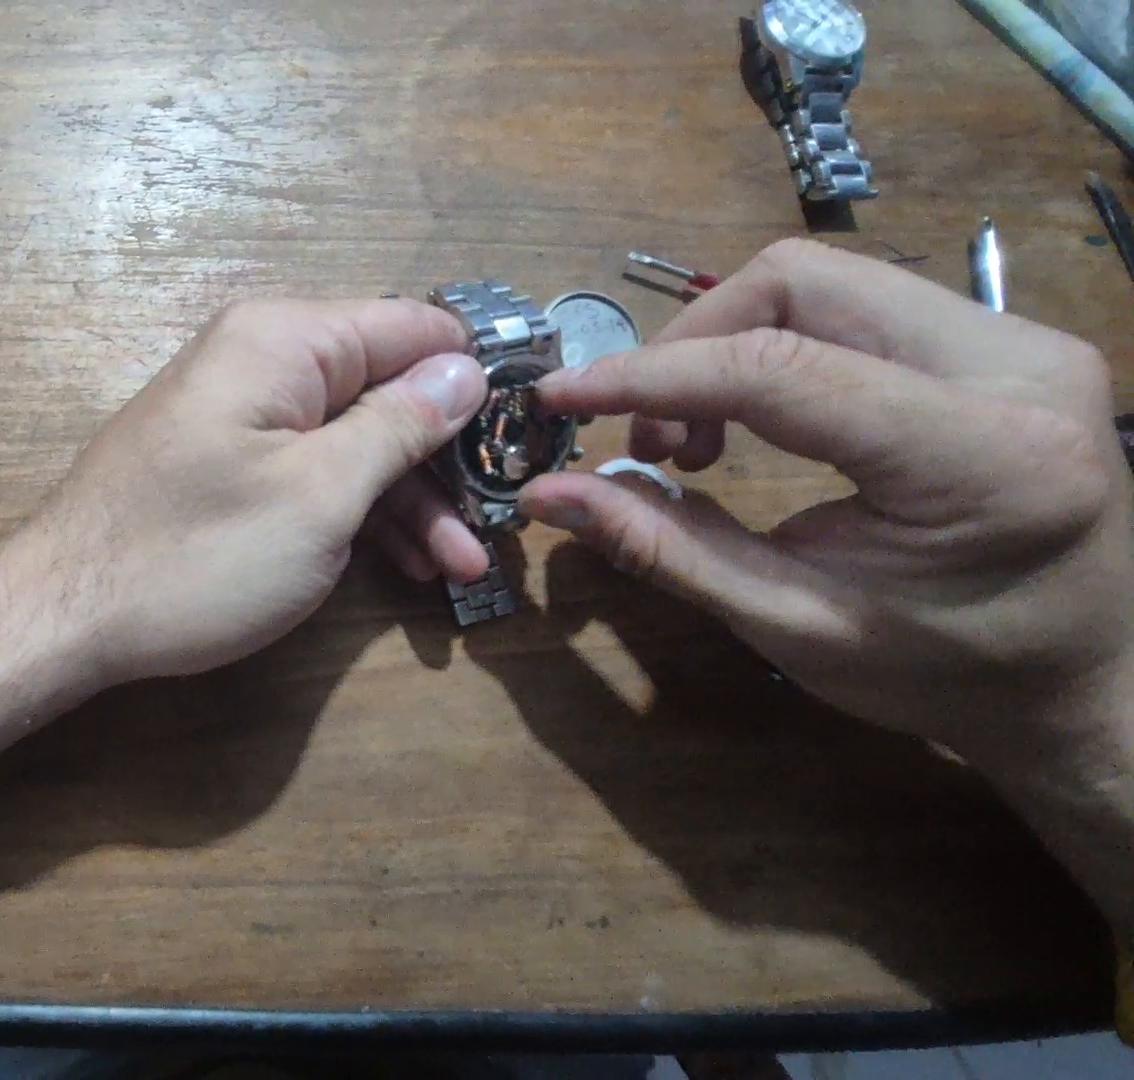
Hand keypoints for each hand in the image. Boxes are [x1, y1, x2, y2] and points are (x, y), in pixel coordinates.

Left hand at [25, 298, 488, 683]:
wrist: (66, 614)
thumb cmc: (195, 554)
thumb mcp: (318, 495)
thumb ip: (397, 425)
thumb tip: (460, 370)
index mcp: (284, 340)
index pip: (411, 324)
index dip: (475, 372)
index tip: (529, 427)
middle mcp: (260, 361)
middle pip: (382, 389)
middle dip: (441, 458)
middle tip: (495, 526)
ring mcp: (238, 416)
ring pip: (349, 441)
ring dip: (406, 500)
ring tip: (458, 566)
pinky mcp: (224, 465)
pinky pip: (307, 471)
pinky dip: (353, 512)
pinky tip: (401, 562)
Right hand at [516, 239, 1133, 774]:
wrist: (1081, 675)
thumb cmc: (938, 671)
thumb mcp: (784, 622)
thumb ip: (662, 548)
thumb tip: (546, 495)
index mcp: (981, 456)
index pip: (780, 369)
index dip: (648, 376)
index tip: (557, 398)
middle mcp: (1014, 364)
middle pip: (796, 282)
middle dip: (683, 350)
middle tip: (642, 440)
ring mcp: (1010, 339)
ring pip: (812, 282)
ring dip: (712, 351)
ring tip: (686, 445)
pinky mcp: (987, 341)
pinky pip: (835, 308)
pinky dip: (751, 354)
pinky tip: (736, 427)